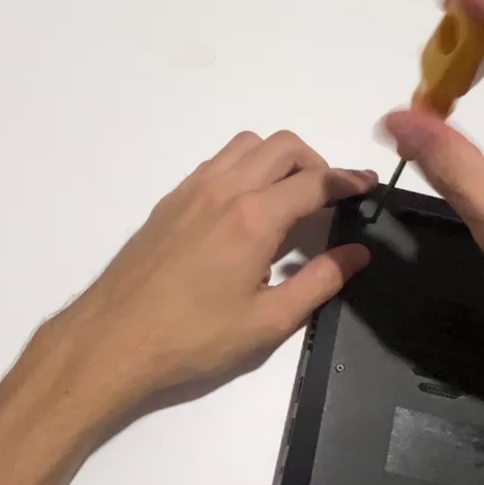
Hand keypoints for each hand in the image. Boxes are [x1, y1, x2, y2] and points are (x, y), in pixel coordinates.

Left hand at [49, 131, 375, 402]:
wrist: (114, 339)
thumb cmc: (194, 338)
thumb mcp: (267, 322)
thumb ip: (319, 281)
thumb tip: (357, 253)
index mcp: (254, 217)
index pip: (315, 181)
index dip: (349, 180)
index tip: (369, 185)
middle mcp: (224, 189)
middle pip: (282, 146)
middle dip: (315, 162)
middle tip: (328, 197)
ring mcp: (191, 190)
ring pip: (246, 145)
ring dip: (277, 159)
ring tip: (287, 198)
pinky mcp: (169, 201)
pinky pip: (216, 163)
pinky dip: (243, 167)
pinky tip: (244, 209)